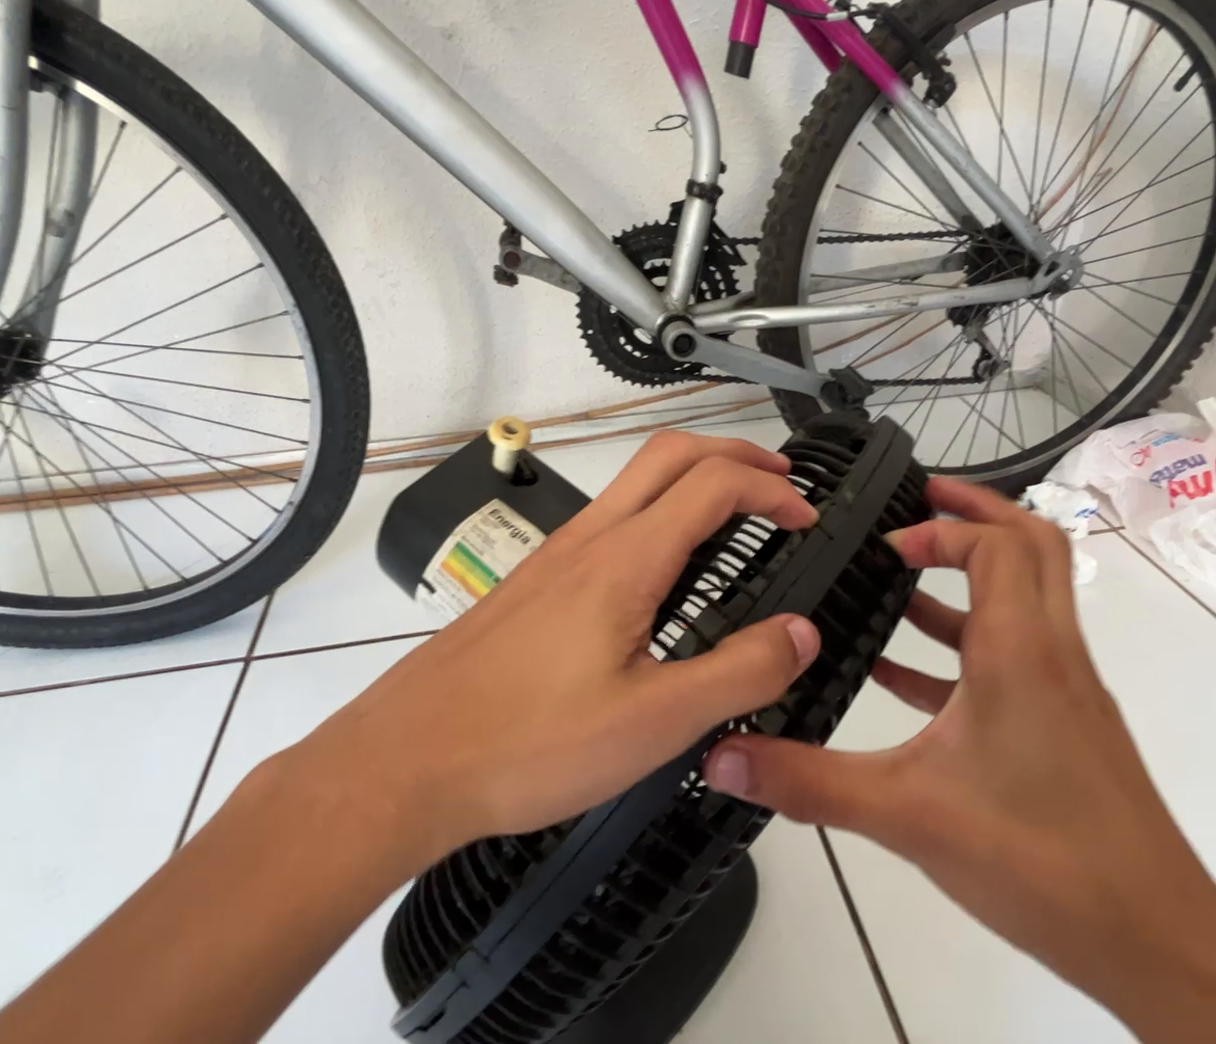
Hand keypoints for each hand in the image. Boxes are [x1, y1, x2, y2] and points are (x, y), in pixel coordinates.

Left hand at [272, 431, 822, 869]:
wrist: (408, 760)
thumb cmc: (524, 744)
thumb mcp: (655, 721)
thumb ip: (739, 673)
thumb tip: (799, 633)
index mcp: (624, 561)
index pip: (714, 484)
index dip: (772, 490)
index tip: (807, 517)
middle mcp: (587, 542)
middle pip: (670, 455)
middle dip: (735, 455)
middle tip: (780, 483)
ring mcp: (555, 558)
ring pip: (634, 483)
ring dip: (694, 480)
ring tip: (735, 517)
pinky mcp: (536, 585)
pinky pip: (608, 521)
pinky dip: (658, 514)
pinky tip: (665, 569)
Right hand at [703, 478, 1215, 1042]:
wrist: (1151, 941)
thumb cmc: (1037, 858)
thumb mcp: (904, 814)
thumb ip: (806, 782)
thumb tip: (721, 758)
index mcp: (1021, 652)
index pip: (996, 544)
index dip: (941, 527)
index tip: (883, 546)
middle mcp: (1053, 655)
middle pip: (1032, 547)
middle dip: (976, 513)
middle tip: (918, 502)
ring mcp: (1067, 692)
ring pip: (1028, 601)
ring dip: (969, 579)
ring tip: (899, 581)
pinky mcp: (1067, 729)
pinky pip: (1016, 660)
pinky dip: (968, 646)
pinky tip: (907, 680)